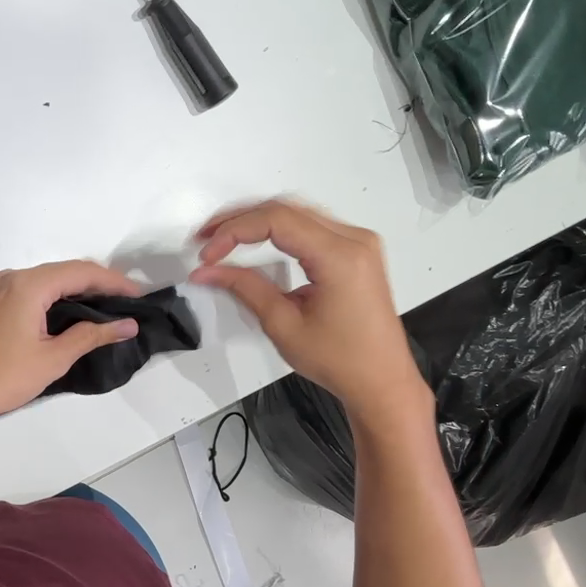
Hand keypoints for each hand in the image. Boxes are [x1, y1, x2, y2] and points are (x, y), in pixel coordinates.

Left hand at [0, 260, 143, 424]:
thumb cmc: (4, 378)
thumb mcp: (54, 358)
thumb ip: (92, 335)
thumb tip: (128, 324)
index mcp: (28, 285)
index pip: (81, 272)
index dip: (114, 282)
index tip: (139, 296)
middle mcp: (13, 278)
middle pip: (66, 271)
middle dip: (99, 283)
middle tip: (129, 302)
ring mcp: (1, 288)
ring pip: (50, 279)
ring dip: (79, 289)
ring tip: (110, 306)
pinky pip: (35, 290)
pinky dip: (58, 297)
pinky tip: (77, 311)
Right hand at [188, 198, 427, 419]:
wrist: (380, 378)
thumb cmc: (337, 358)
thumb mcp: (282, 324)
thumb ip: (244, 288)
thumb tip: (205, 272)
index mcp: (340, 256)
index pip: (277, 221)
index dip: (234, 231)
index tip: (206, 256)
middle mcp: (354, 239)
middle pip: (287, 208)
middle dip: (240, 218)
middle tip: (205, 238)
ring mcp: (358, 243)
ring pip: (298, 212)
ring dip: (257, 220)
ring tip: (222, 237)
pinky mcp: (355, 252)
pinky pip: (311, 226)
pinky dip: (278, 229)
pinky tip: (254, 241)